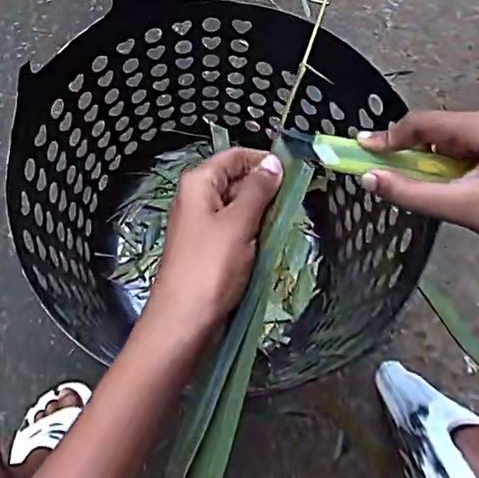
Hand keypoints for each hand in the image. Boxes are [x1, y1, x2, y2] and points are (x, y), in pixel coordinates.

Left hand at [141, 147, 284, 342]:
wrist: (184, 321)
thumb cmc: (209, 268)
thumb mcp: (238, 224)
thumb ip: (258, 191)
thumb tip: (273, 162)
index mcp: (198, 183)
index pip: (235, 156)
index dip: (263, 161)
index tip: (294, 173)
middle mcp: (197, 198)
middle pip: (237, 179)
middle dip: (265, 189)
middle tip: (293, 204)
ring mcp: (203, 224)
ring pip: (239, 206)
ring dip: (262, 214)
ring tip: (282, 226)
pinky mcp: (210, 248)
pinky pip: (236, 230)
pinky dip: (254, 233)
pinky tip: (269, 244)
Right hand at [358, 107, 478, 279]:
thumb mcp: (463, 208)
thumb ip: (411, 192)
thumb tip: (369, 178)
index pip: (424, 123)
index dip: (388, 138)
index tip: (361, 150)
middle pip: (434, 130)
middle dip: (410, 154)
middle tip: (387, 174)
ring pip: (446, 141)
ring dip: (429, 163)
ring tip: (428, 189)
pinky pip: (462, 149)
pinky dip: (447, 167)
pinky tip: (450, 188)